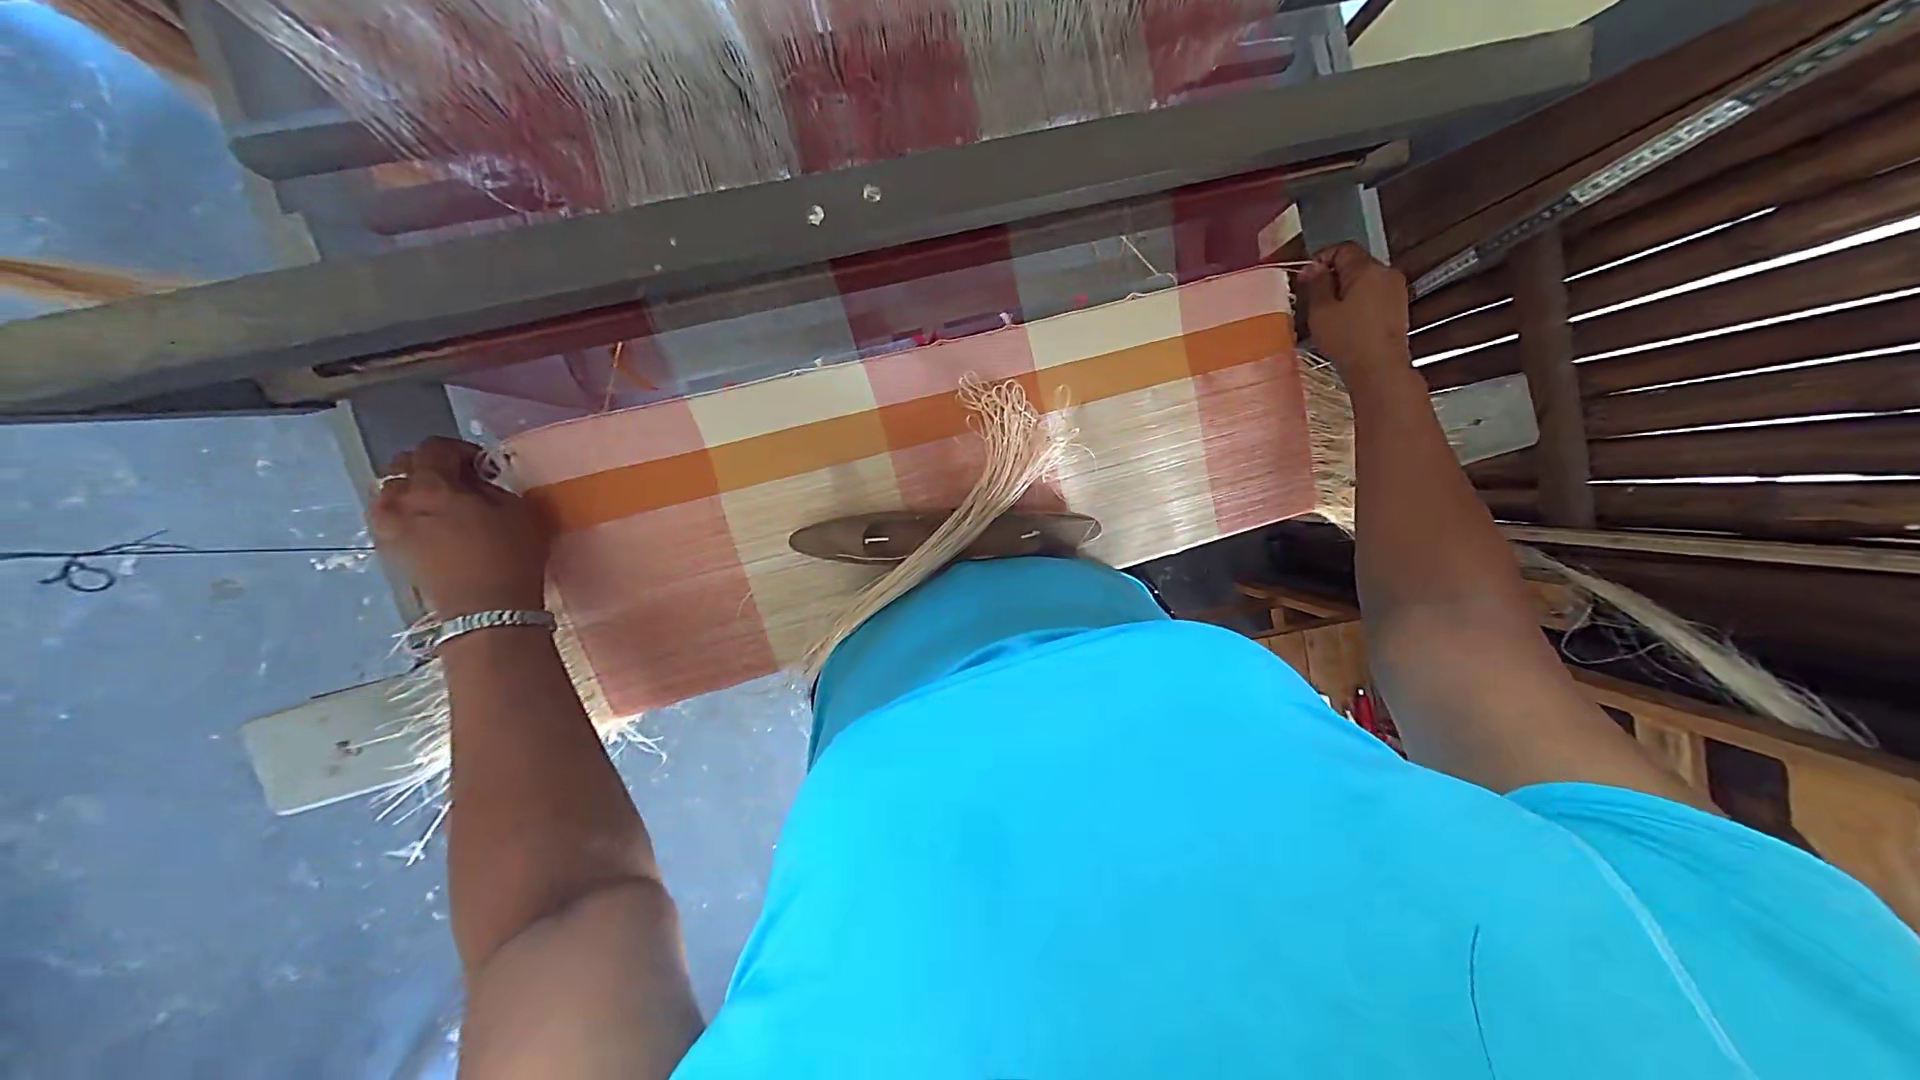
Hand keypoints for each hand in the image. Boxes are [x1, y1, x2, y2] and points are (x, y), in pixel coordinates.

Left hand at [370, 438, 550, 615]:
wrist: (487, 610)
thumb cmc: (512, 557)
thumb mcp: (517, 511)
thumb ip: (490, 486)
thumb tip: (474, 479)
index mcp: (432, 487)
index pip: (435, 447)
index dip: (461, 449)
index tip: (484, 466)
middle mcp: (398, 500)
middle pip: (404, 464)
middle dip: (433, 466)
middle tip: (463, 481)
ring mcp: (387, 525)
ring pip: (393, 489)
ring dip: (417, 488)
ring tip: (446, 505)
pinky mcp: (388, 548)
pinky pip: (391, 514)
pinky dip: (409, 510)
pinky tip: (435, 525)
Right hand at [1299, 242, 1411, 374]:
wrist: (1378, 367)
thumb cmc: (1347, 339)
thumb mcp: (1321, 311)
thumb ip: (1316, 284)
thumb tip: (1313, 268)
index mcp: (1367, 269)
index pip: (1343, 249)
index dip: (1321, 258)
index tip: (1306, 275)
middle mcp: (1386, 273)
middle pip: (1356, 263)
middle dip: (1333, 275)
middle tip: (1312, 295)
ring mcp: (1396, 290)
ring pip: (1365, 279)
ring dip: (1345, 289)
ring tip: (1327, 311)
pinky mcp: (1398, 307)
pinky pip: (1374, 294)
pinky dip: (1358, 300)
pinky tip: (1345, 320)